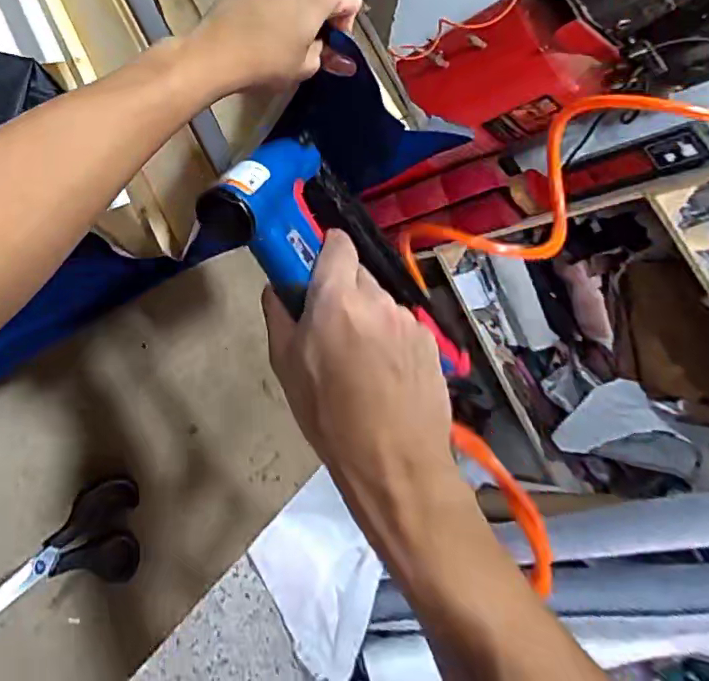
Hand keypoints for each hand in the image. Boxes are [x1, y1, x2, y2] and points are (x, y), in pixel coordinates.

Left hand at [182, 0, 361, 96]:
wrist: (212, 56)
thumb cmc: (265, 61)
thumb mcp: (304, 66)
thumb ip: (327, 55)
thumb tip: (339, 58)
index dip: (347, 25)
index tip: (331, 45)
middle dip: (321, 14)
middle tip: (309, 43)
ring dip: (296, 7)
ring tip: (282, 36)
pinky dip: (272, 3)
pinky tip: (260, 27)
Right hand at [263, 231, 457, 535]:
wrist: (394, 465)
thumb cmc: (328, 415)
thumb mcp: (286, 365)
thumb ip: (279, 315)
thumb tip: (277, 290)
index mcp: (336, 298)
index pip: (337, 243)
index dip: (325, 249)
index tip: (313, 269)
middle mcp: (377, 299)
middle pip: (357, 273)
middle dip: (341, 288)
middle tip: (329, 323)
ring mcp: (408, 321)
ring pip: (380, 300)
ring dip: (367, 315)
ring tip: (358, 358)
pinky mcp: (431, 344)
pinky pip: (401, 325)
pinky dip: (389, 337)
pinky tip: (384, 373)